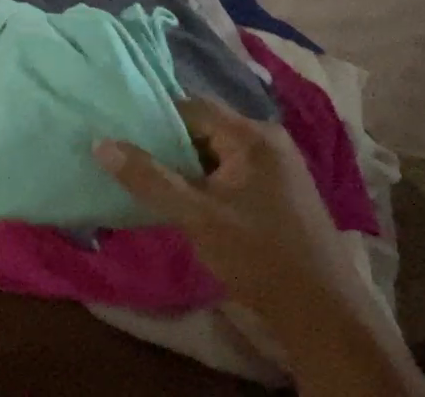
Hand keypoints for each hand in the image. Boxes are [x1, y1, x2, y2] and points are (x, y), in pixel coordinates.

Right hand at [95, 99, 424, 396]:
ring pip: (210, 151)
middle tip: (121, 150)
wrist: (324, 317)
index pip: (188, 107)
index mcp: (253, 137)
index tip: (115, 128)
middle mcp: (267, 142)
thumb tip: (100, 142)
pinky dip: (197, 177)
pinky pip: (224, 170)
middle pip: (199, 127)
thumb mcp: (196, 216)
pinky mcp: (274, 192)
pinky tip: (173, 194)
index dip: (149, 116)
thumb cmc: (260, 256)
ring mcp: (275, 168)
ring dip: (178, 162)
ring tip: (139, 171)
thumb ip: (147, 178)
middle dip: (161, 140)